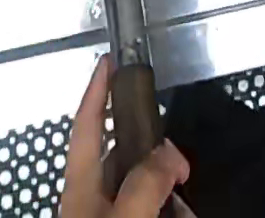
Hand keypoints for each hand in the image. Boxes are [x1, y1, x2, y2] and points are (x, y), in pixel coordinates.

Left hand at [60, 56, 190, 217]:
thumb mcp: (124, 215)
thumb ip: (146, 181)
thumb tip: (169, 154)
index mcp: (81, 179)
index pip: (86, 120)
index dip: (97, 87)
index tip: (108, 60)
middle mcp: (88, 194)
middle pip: (118, 149)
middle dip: (146, 137)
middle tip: (170, 138)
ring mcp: (101, 213)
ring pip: (136, 182)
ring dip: (161, 177)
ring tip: (183, 178)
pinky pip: (143, 207)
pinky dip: (164, 203)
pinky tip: (181, 209)